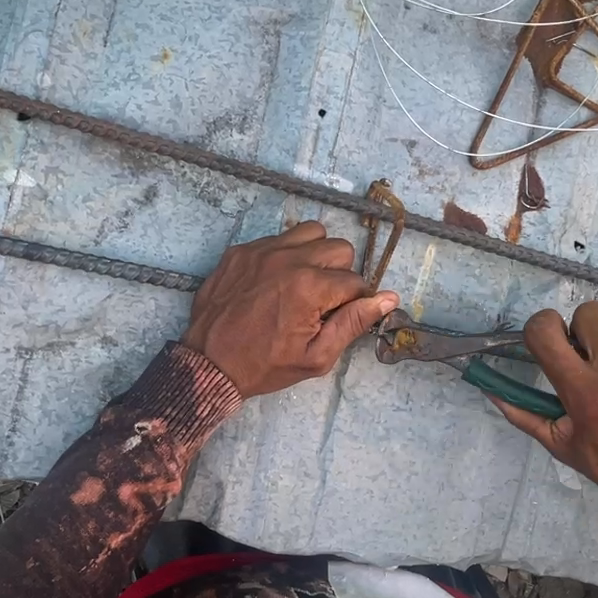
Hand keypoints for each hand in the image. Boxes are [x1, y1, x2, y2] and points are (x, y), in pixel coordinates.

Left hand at [182, 221, 398, 396]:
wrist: (209, 363)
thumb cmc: (264, 365)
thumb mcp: (316, 356)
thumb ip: (353, 323)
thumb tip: (388, 298)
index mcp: (310, 287)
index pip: (356, 281)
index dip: (353, 302)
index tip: (337, 316)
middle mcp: (288, 259)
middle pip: (339, 249)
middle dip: (338, 274)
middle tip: (321, 301)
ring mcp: (261, 250)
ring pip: (311, 232)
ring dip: (315, 254)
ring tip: (302, 282)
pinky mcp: (241, 250)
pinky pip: (278, 237)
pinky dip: (285, 254)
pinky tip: (275, 281)